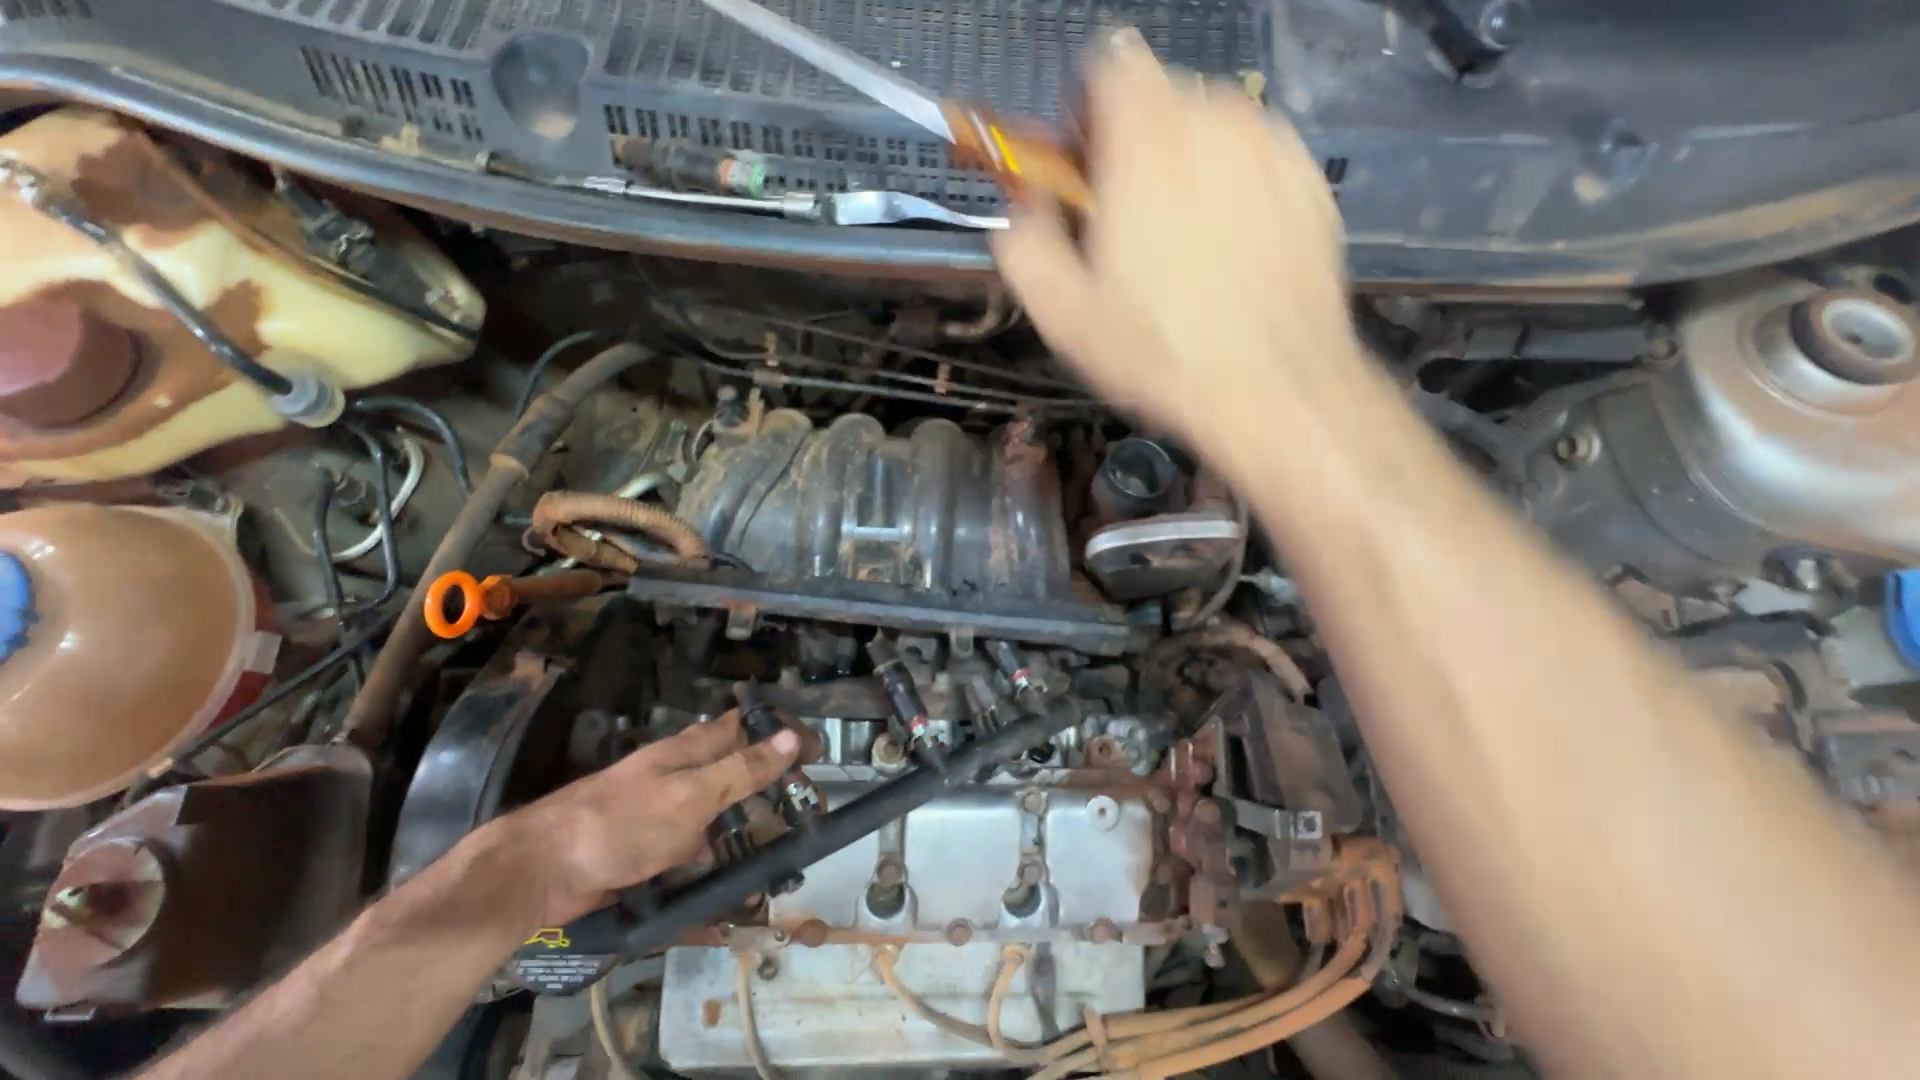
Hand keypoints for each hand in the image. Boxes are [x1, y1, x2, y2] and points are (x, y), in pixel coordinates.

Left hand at [505, 712, 799, 925]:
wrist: (543, 872)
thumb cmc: (622, 823)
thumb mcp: (692, 795)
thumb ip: (742, 769)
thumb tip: (791, 735)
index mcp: (689, 751)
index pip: (744, 727)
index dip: (781, 733)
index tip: (817, 753)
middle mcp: (678, 777)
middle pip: (735, 773)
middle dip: (771, 788)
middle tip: (807, 813)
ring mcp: (663, 816)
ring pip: (717, 816)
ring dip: (747, 830)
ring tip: (781, 855)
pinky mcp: (648, 852)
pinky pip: (694, 854)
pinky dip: (717, 864)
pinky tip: (734, 888)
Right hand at [992, 32, 1364, 477]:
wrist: (1275, 391)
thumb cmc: (1161, 354)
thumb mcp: (1061, 313)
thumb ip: (1022, 243)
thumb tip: (1022, 214)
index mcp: (1146, 140)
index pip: (1108, 65)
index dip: (1084, 111)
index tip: (1081, 165)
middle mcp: (1216, 123)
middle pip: (1159, 95)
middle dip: (1133, 142)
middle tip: (1124, 216)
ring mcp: (1273, 149)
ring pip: (1211, 126)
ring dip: (1185, 163)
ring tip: (1180, 241)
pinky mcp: (1310, 182)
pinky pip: (1257, 159)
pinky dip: (1234, 185)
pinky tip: (1228, 251)